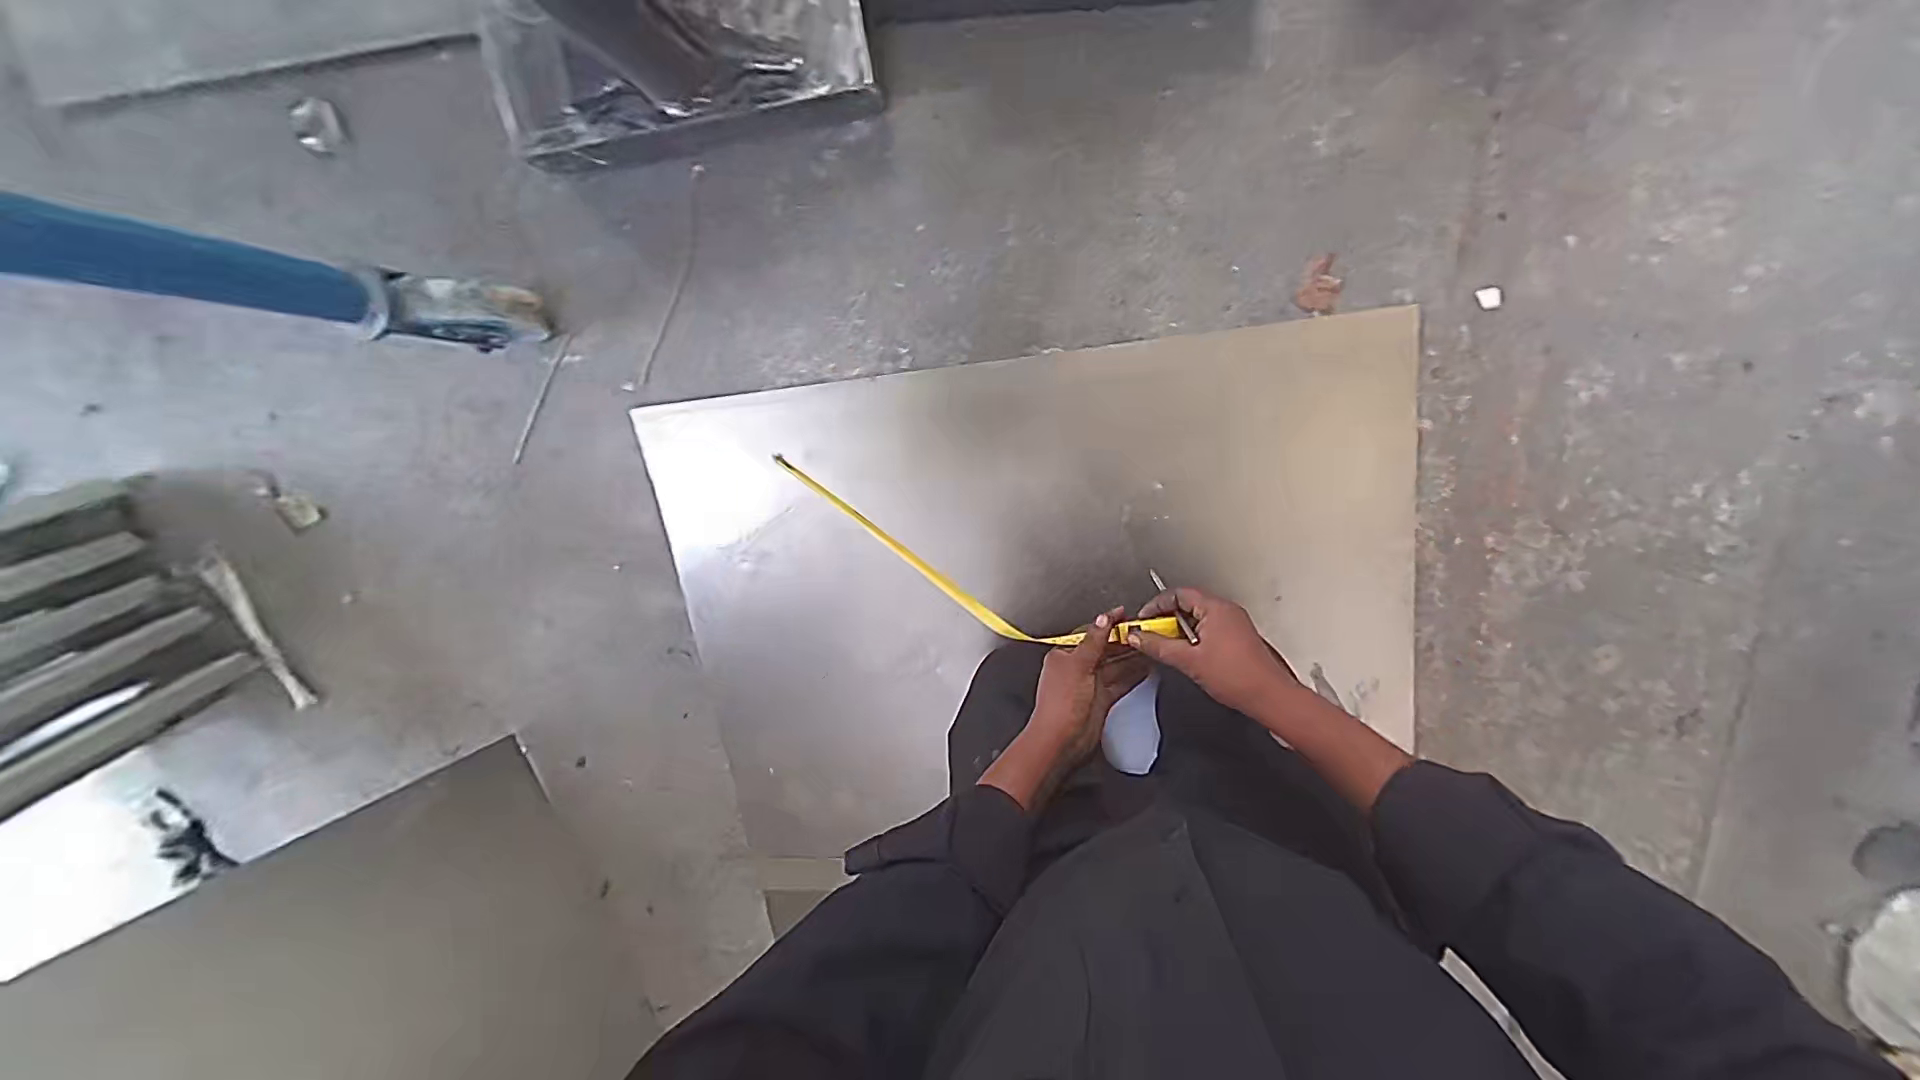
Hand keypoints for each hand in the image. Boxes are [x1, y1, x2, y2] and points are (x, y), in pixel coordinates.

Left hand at [980, 608, 1147, 810]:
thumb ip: (1093, 642)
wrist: (1062, 741)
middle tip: (1144, 631)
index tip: (1124, 615)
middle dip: (1123, 640)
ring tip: (1150, 647)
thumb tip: (1102, 620)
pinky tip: (1146, 669)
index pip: (1090, 634)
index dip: (1107, 624)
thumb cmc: (1060, 705)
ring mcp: (1090, 685)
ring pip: (1115, 665)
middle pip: (1105, 649)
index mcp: (1065, 656)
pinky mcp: (1101, 700)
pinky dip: (1133, 675)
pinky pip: (1120, 683)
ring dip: (1132, 657)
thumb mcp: (1078, 665)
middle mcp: (1077, 668)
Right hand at [1125, 587, 1300, 717]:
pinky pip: (1209, 628)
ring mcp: (1234, 623)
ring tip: (1171, 648)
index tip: (1144, 620)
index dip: (1156, 605)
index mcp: (1215, 609)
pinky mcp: (1238, 637)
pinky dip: (1194, 637)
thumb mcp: (1188, 660)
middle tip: (1153, 634)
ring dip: (1180, 629)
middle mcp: (1227, 611)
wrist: (1269, 697)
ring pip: (1198, 617)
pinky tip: (1189, 655)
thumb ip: (1158, 646)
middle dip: (1166, 619)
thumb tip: (1140, 637)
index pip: (1177, 594)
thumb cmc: (1239, 677)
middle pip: (1188, 604)